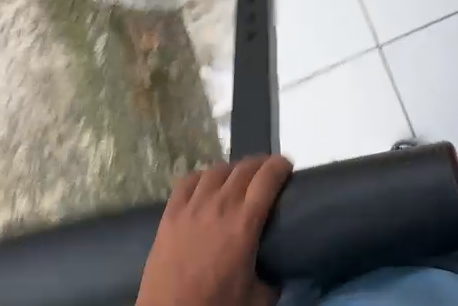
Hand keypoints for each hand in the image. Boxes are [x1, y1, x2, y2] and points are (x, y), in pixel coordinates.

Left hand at [137, 154, 293, 305]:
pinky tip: (207, 183)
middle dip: (261, 164)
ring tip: (239, 177)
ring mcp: (192, 207)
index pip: (266, 179)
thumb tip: (280, 268)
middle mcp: (219, 206)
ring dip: (233, 169)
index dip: (280, 166)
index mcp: (244, 224)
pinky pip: (188, 181)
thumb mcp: (258, 299)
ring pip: (217, 170)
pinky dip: (203, 176)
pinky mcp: (170, 213)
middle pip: (244, 169)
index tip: (287, 166)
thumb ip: (273, 278)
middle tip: (269, 172)